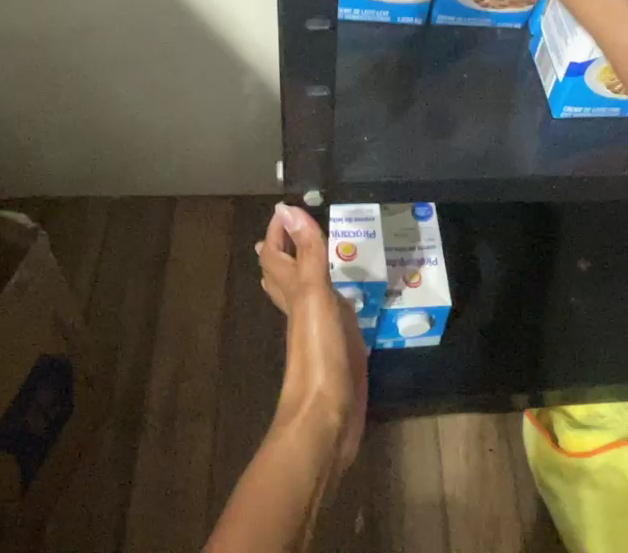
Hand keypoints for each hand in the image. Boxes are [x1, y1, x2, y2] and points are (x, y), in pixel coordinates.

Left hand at [257, 204, 367, 473]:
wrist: (326, 421)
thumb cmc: (319, 356)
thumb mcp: (315, 297)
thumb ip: (308, 254)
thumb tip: (287, 209)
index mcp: (294, 294)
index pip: (278, 257)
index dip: (279, 232)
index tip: (286, 207)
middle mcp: (302, 310)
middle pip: (285, 276)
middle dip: (285, 251)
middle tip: (293, 230)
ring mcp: (320, 333)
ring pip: (307, 296)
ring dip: (310, 274)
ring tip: (321, 257)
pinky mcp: (340, 352)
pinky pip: (334, 318)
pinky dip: (338, 301)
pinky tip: (349, 303)